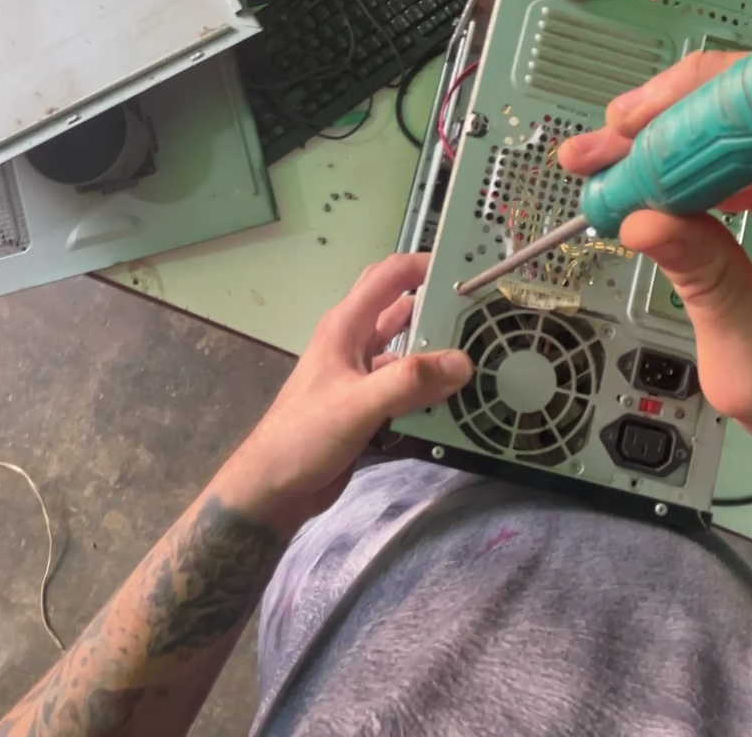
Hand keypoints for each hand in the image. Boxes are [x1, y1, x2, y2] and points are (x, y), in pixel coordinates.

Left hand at [216, 253, 472, 527]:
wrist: (274, 488)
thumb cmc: (305, 435)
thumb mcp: (359, 405)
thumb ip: (409, 383)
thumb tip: (462, 362)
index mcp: (347, 326)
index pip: (390, 276)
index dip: (424, 264)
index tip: (466, 270)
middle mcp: (355, 342)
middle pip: (399, 306)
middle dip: (434, 302)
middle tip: (477, 308)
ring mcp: (361, 372)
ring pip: (406, 347)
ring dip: (434, 347)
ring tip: (477, 350)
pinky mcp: (368, 402)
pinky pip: (405, 384)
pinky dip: (428, 385)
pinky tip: (454, 396)